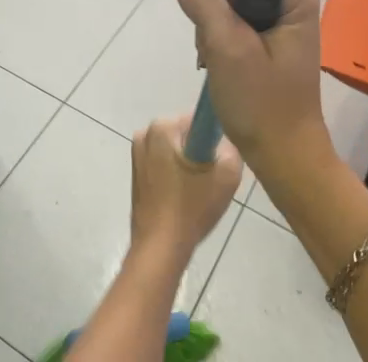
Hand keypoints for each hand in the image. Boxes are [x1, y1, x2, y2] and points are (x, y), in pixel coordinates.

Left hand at [130, 115, 241, 258]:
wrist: (160, 247)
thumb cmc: (192, 208)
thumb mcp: (228, 176)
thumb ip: (232, 149)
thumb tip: (224, 143)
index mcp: (162, 127)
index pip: (199, 120)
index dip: (214, 139)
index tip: (218, 160)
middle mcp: (145, 133)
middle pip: (186, 134)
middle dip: (200, 151)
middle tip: (211, 178)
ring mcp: (137, 154)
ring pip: (175, 149)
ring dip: (188, 164)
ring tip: (198, 190)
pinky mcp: (136, 172)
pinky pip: (164, 163)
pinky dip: (176, 174)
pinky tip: (184, 196)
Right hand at [174, 0, 330, 175]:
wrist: (284, 153)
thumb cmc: (261, 104)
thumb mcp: (228, 50)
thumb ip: (206, 5)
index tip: (220, 35)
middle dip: (213, 15)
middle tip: (217, 55)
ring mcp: (281, 16)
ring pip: (226, 1)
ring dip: (213, 31)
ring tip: (220, 65)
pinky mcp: (271, 34)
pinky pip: (233, 19)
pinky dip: (220, 41)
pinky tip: (223, 66)